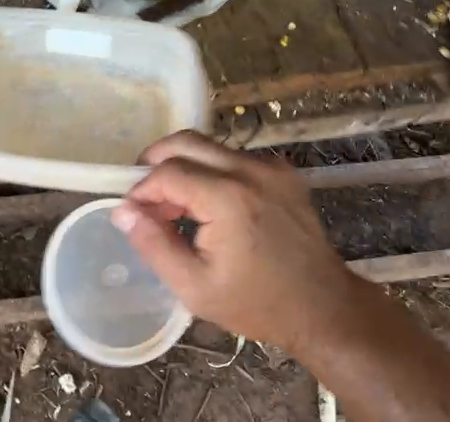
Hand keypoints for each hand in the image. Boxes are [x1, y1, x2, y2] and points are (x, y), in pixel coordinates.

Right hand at [111, 130, 355, 355]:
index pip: (167, 172)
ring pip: (209, 146)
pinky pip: (233, 157)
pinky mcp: (282, 171)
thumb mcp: (195, 287)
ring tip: (176, 205)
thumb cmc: (258, 303)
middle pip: (186, 141)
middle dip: (156, 161)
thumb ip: (154, 244)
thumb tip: (124, 211)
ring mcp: (269, 166)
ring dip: (184, 166)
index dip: (142, 189)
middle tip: (145, 192)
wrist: (325, 308)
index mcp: (227, 198)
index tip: (133, 212)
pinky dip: (211, 170)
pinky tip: (209, 204)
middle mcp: (248, 170)